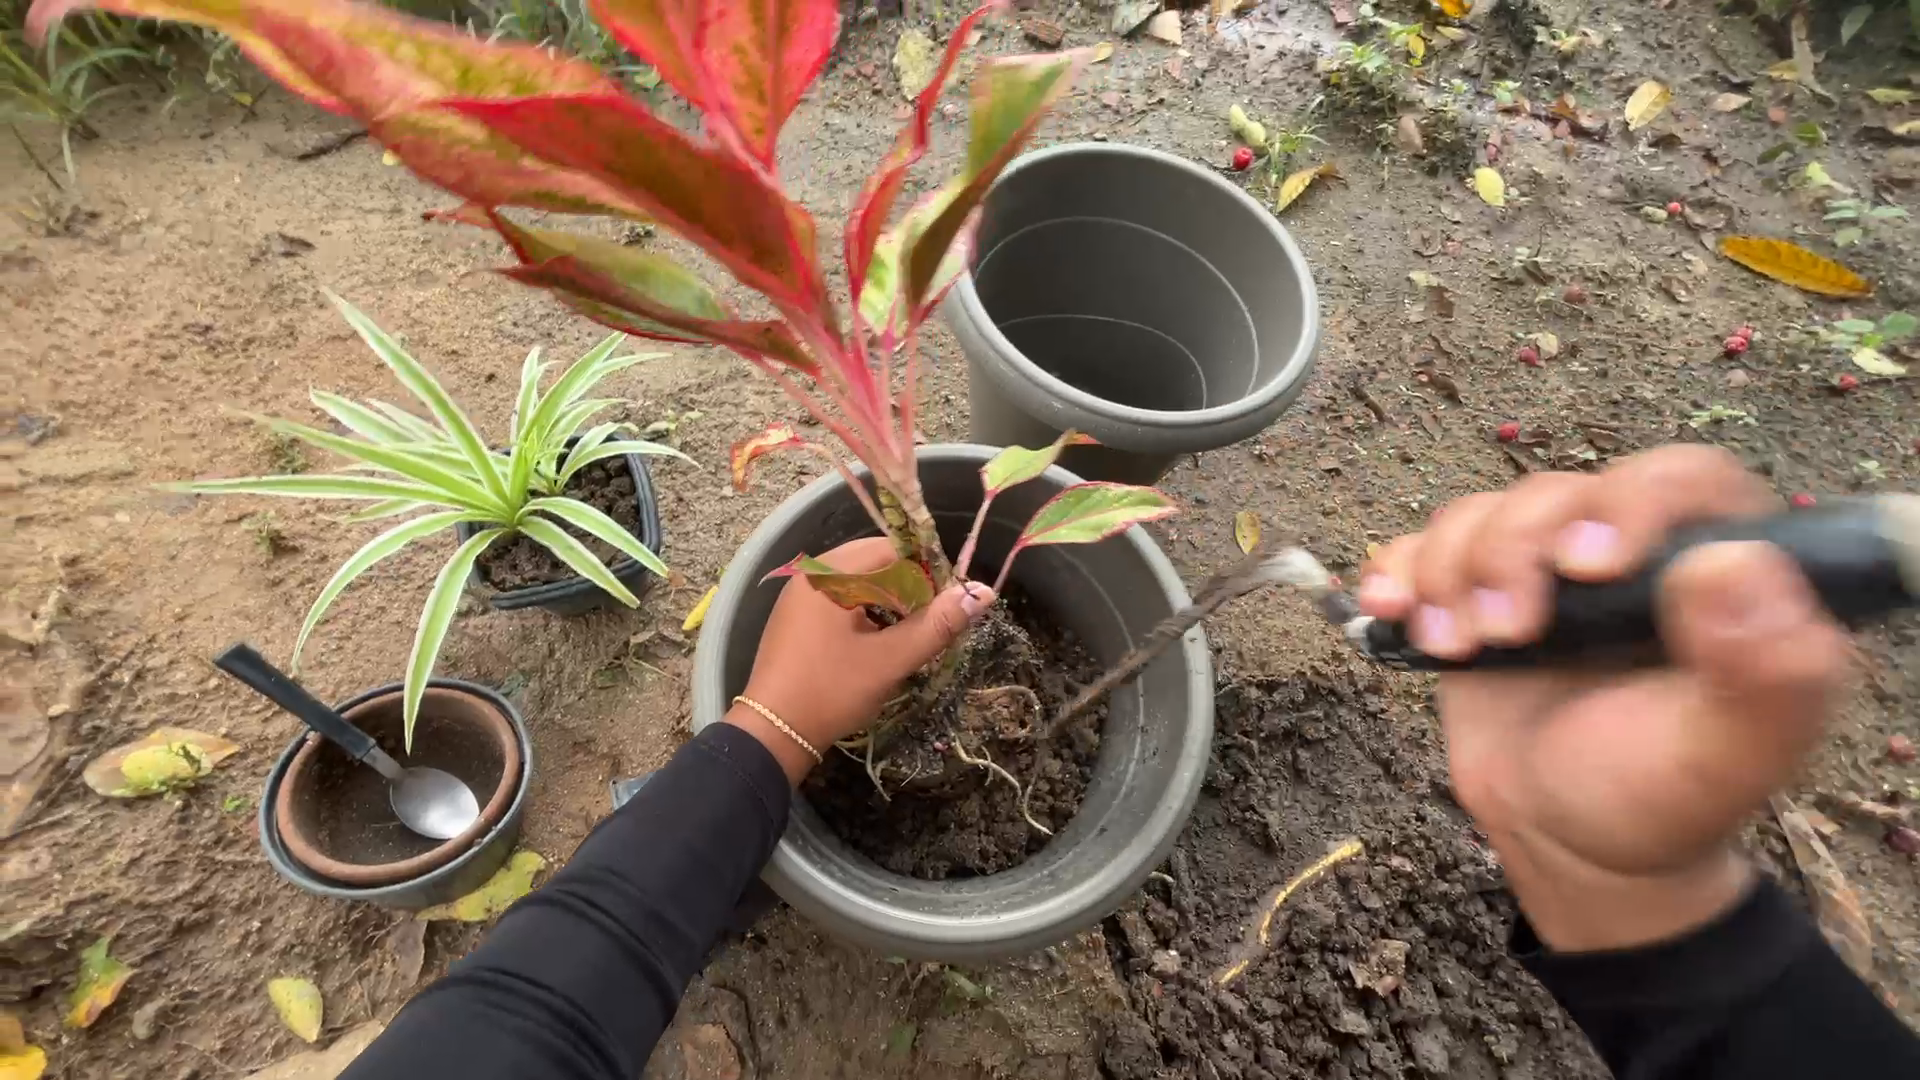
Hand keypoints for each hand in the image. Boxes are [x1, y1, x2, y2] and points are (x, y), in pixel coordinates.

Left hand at [725, 537, 993, 783]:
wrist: (772, 735)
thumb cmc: (831, 691)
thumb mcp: (890, 660)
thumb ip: (937, 625)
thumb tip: (984, 593)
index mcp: (829, 574)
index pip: (893, 550)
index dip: (928, 572)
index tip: (949, 604)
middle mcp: (812, 574)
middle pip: (877, 563)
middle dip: (910, 589)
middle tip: (932, 623)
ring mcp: (801, 596)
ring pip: (861, 583)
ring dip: (891, 602)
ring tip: (911, 634)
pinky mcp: (798, 618)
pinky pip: (843, 600)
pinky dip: (868, 613)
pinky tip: (881, 641)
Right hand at [1358, 446, 1853, 950]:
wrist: (1555, 830)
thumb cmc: (1651, 797)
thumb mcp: (1724, 752)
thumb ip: (1764, 666)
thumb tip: (1732, 562)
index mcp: (1706, 569)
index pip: (1672, 480)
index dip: (1622, 502)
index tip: (1585, 569)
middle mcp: (1614, 553)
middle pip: (1545, 495)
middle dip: (1506, 557)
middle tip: (1504, 634)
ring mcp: (1529, 570)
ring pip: (1468, 517)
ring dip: (1444, 575)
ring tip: (1453, 648)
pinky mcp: (1460, 591)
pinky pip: (1410, 550)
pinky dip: (1390, 573)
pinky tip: (1388, 610)